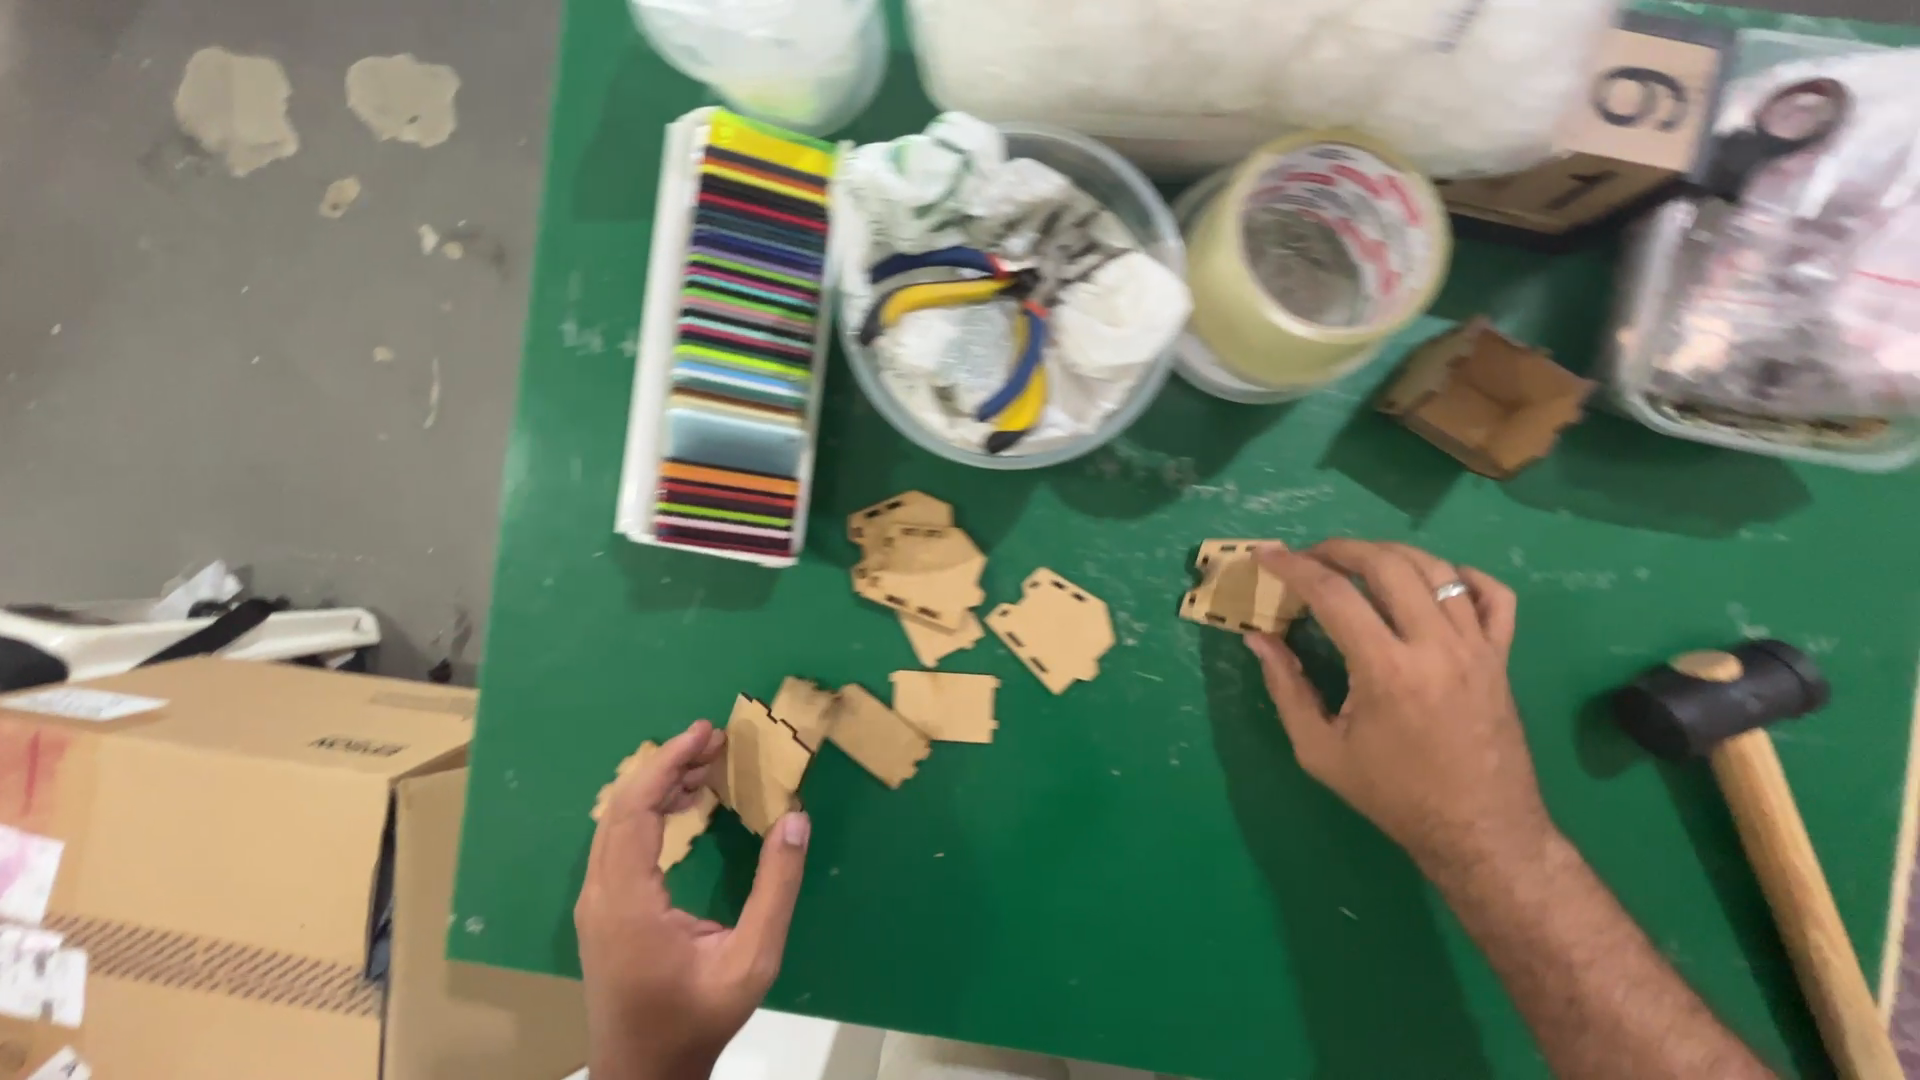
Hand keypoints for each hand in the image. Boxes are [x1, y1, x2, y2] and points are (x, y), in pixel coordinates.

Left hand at [575, 719, 810, 1079]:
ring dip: (658, 786)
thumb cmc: (698, 1019)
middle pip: (621, 806)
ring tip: (706, 766)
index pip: (636, 809)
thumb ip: (776, 888)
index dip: (668, 763)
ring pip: (615, 822)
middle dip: (666, 765)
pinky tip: (686, 805)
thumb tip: (795, 820)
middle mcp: (601, 894)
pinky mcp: (602, 910)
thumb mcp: (752, 960)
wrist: (645, 1075)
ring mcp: (596, 903)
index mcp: (628, 901)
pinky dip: (651, 810)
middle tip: (713, 741)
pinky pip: (618, 841)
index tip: (704, 732)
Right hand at [1244, 540, 1554, 884]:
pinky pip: (1493, 596)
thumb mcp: (1319, 750)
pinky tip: (1431, 581)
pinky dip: (1460, 576)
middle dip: (1339, 549)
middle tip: (1308, 556)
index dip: (1293, 568)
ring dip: (1388, 554)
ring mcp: (1477, 648)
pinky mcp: (1502, 657)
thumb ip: (1286, 687)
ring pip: (1436, 570)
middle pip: (1386, 565)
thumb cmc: (1391, 794)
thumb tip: (1258, 638)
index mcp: (1386, 670)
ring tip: (1356, 561)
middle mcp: (1435, 646)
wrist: (1479, 830)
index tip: (1266, 555)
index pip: (1333, 595)